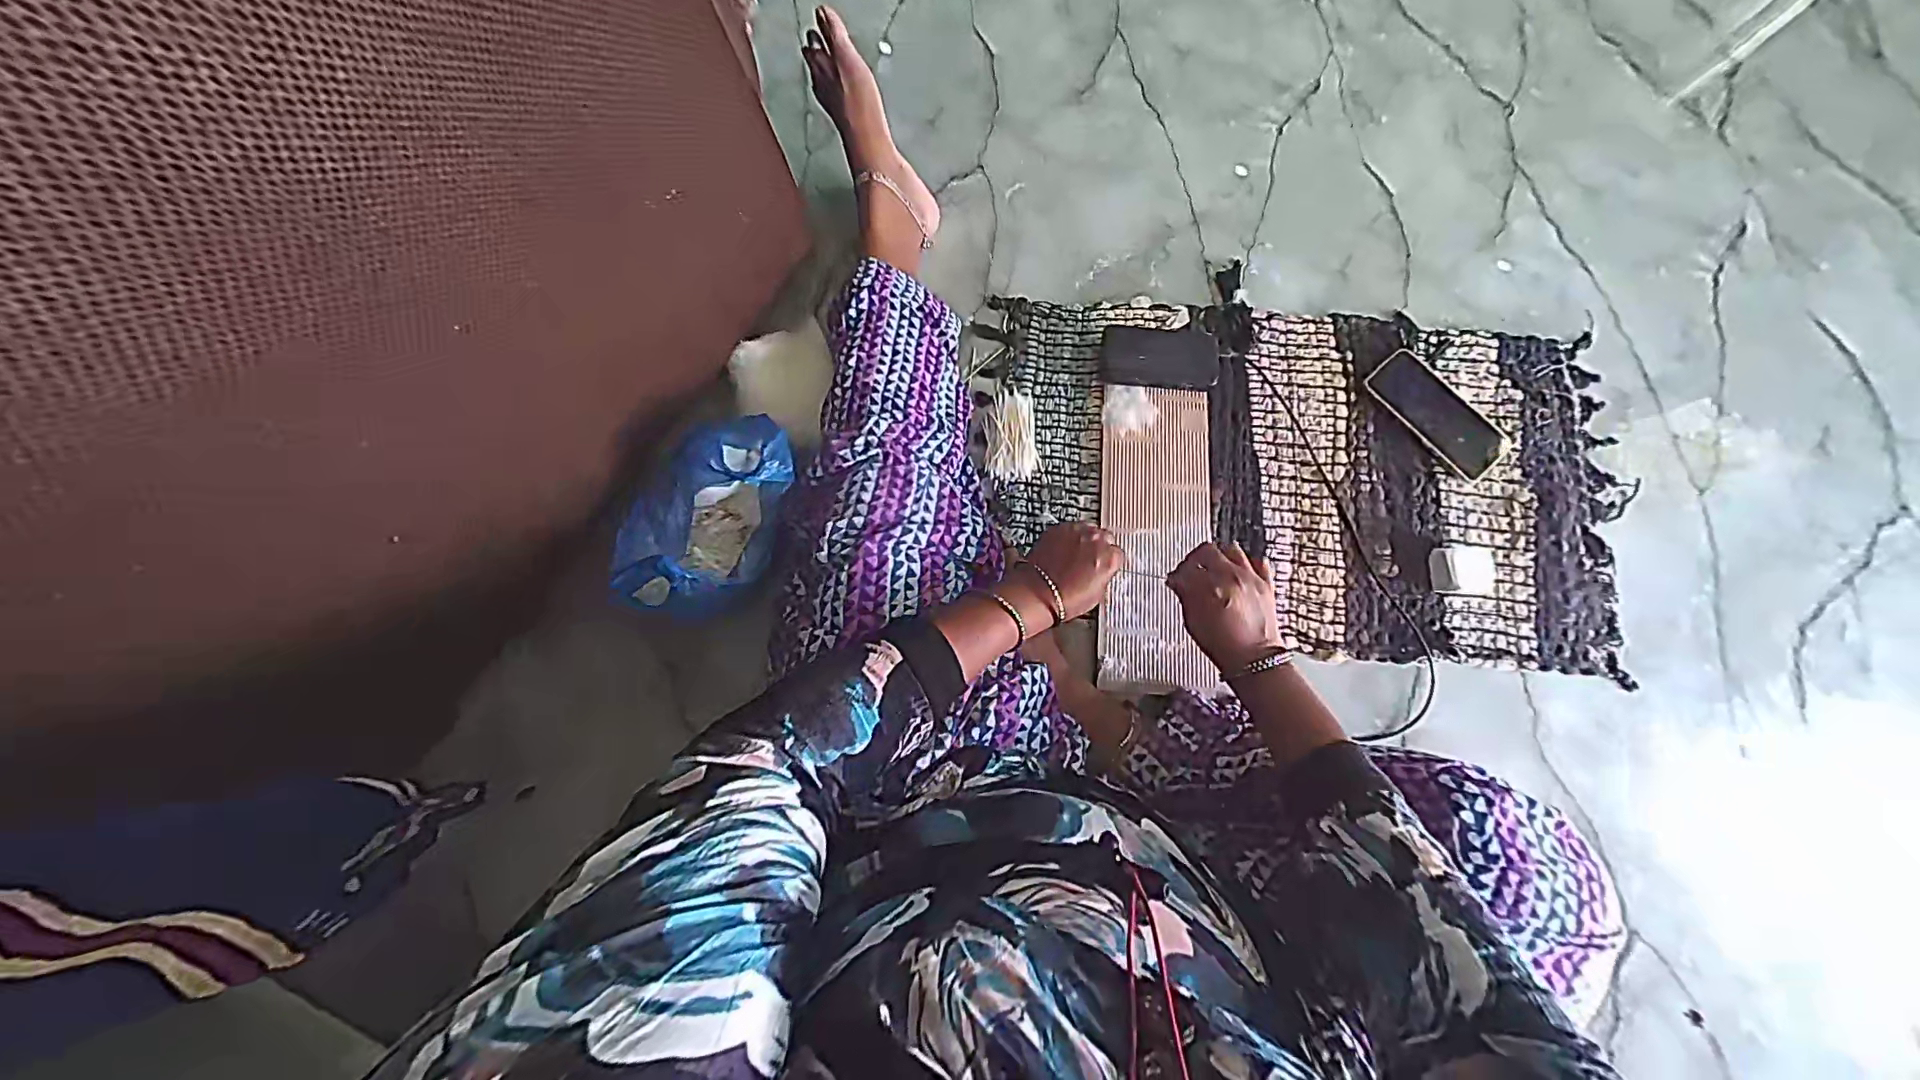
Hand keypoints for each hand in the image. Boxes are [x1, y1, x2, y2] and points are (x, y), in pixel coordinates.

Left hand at [1016, 522, 1127, 621]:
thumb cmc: (1066, 597)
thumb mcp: (1098, 593)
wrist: (1040, 592)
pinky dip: (1066, 537)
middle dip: (1097, 547)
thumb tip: (1102, 570)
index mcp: (1110, 557)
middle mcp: (1096, 539)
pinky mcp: (1058, 528)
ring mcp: (1077, 531)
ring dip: (1082, 539)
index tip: (1101, 565)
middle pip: (1104, 536)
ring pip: (1086, 529)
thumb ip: (1105, 574)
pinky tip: (1060, 550)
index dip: (1108, 560)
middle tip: (1087, 559)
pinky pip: (1068, 529)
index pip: (1117, 553)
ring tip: (1073, 554)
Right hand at [1166, 541, 1282, 671]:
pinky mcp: (1266, 584)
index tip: (1177, 579)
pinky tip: (1240, 571)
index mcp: (1209, 587)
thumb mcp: (1193, 622)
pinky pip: (1258, 562)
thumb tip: (1179, 582)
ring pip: (1232, 550)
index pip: (1186, 568)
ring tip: (1215, 566)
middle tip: (1192, 568)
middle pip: (1207, 551)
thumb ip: (1185, 596)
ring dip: (1220, 556)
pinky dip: (1246, 563)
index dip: (1178, 573)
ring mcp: (1250, 579)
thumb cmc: (1225, 645)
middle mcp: (1231, 577)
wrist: (1254, 659)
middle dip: (1195, 559)